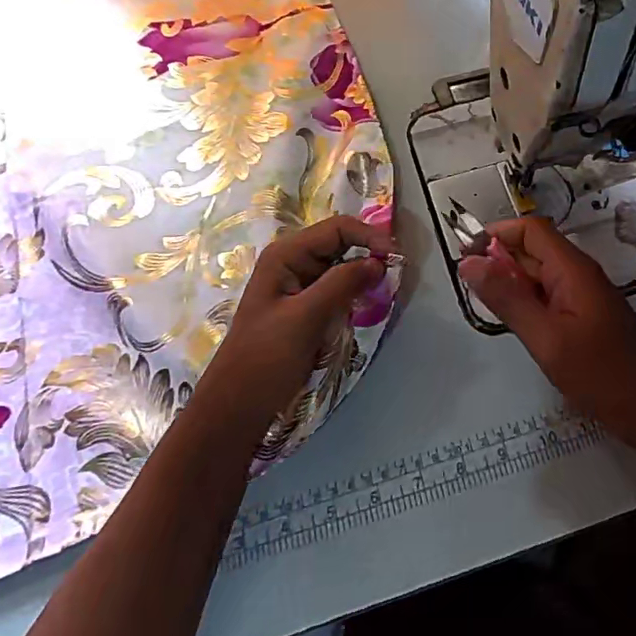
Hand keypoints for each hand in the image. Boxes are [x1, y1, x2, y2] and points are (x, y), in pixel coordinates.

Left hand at [201, 215, 394, 429]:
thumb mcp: (306, 317)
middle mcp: (292, 263)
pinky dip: (355, 295)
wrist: (237, 407)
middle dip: (369, 255)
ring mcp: (298, 286)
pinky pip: (337, 291)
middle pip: (341, 245)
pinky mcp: (305, 309)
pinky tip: (367, 308)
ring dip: (364, 277)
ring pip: (342, 269)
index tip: (397, 257)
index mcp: (285, 255)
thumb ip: (342, 284)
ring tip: (384, 293)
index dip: (370, 236)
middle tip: (396, 277)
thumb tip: (379, 262)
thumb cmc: (265, 359)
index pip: (337, 229)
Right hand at [459, 217, 635, 450]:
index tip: (465, 254)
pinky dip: (527, 300)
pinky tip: (513, 321)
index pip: (531, 229)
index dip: (497, 233)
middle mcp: (580, 275)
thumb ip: (507, 299)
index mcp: (573, 269)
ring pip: (540, 274)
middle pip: (534, 249)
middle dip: (499, 258)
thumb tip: (469, 263)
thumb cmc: (602, 375)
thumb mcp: (546, 338)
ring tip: (484, 303)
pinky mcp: (587, 318)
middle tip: (467, 284)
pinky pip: (550, 296)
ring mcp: (585, 297)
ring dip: (511, 280)